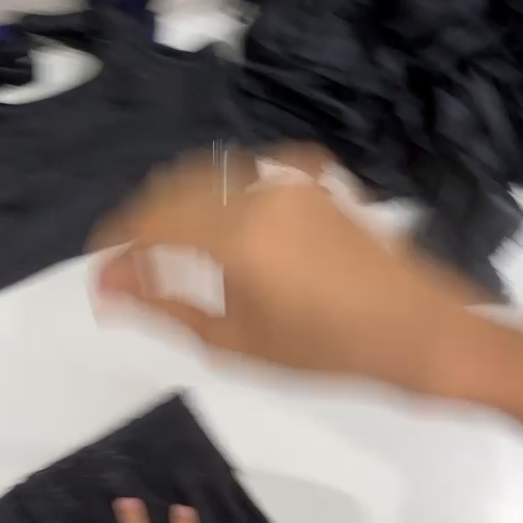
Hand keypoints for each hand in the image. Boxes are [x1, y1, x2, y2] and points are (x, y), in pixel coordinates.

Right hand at [92, 145, 480, 384]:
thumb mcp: (234, 340)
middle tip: (132, 265)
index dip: (117, 241)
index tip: (101, 266)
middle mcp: (256, 189)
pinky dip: (216, 193)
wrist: (421, 331)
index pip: (150, 221)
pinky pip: (243, 173)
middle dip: (142, 222)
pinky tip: (221, 225)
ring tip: (169, 250)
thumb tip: (108, 285)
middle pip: (173, 189)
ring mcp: (288, 178)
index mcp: (235, 231)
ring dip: (177, 205)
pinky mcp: (312, 179)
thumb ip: (163, 305)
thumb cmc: (326, 349)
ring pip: (207, 175)